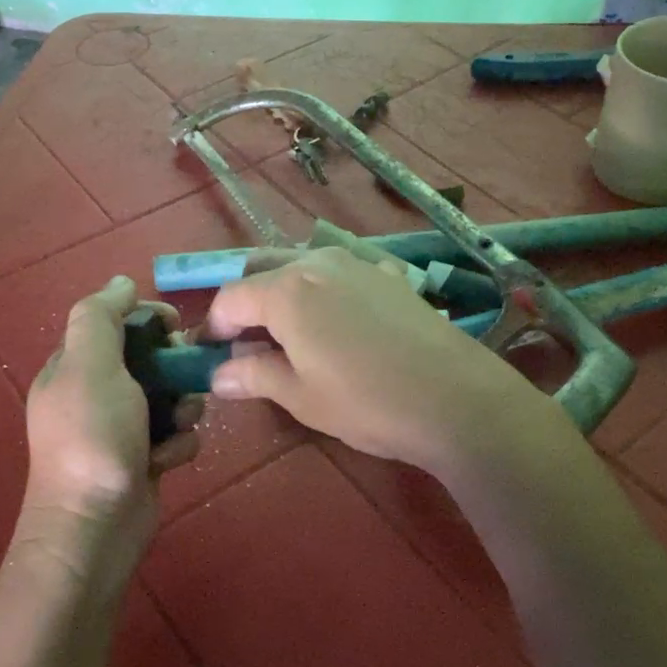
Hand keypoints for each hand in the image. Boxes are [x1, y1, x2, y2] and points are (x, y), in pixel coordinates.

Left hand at [17, 277, 201, 590]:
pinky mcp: (143, 460)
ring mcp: (119, 431)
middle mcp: (94, 396)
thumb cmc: (93, 439)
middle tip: (185, 378)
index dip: (146, 318)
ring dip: (182, 409)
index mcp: (72, 368)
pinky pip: (174, 436)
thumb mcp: (89, 365)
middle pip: (149, 360)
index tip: (176, 325)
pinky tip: (167, 460)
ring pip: (169, 398)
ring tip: (176, 426)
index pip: (113, 324)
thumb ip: (101, 317)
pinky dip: (178, 445)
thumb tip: (122, 282)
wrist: (95, 526)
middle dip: (172, 368)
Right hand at [204, 248, 551, 473]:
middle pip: (264, 270)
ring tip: (292, 335)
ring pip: (304, 264)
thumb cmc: (367, 403)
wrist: (455, 398)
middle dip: (247, 302)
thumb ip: (254, 376)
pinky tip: (341, 321)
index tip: (211, 356)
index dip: (214, 327)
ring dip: (286, 291)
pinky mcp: (392, 276)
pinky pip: (345, 272)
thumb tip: (218, 374)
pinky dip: (328, 289)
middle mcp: (318, 263)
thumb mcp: (302, 396)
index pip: (230, 298)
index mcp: (286, 291)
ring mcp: (360, 264)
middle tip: (249, 345)